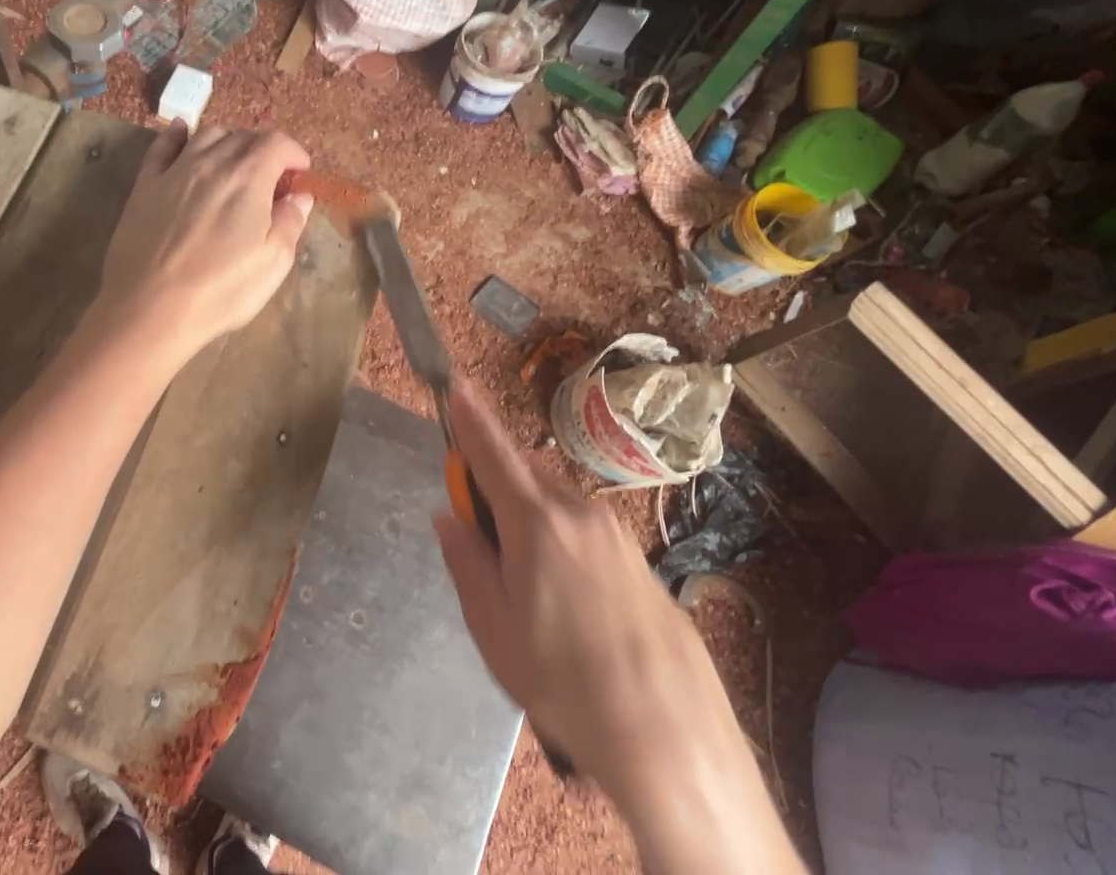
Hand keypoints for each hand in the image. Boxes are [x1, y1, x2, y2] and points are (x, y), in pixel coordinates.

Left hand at [93, 124, 313, 365]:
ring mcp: (174, 171)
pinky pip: (163, 147)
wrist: (150, 309)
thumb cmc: (220, 290)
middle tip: (271, 178)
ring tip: (234, 165)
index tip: (300, 172)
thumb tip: (299, 196)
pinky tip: (182, 134)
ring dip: (227, 143)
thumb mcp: (272, 263)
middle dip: (264, 150)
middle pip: (243, 137)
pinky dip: (177, 136)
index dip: (294, 153)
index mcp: (248, 177)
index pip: (277, 143)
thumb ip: (290, 223)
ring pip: (206, 136)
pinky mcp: (144, 186)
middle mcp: (211, 162)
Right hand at [435, 379, 800, 873]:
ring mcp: (616, 535)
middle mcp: (580, 514)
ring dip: (527, 520)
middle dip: (495, 486)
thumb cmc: (560, 679)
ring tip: (522, 589)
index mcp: (536, 522)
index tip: (457, 384)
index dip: (470, 419)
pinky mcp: (639, 561)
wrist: (666, 730)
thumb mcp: (491, 625)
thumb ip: (466, 561)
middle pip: (525, 478)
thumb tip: (448, 516)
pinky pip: (583, 532)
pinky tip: (562, 603)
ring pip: (556, 506)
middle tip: (479, 538)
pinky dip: (557, 542)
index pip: (493, 455)